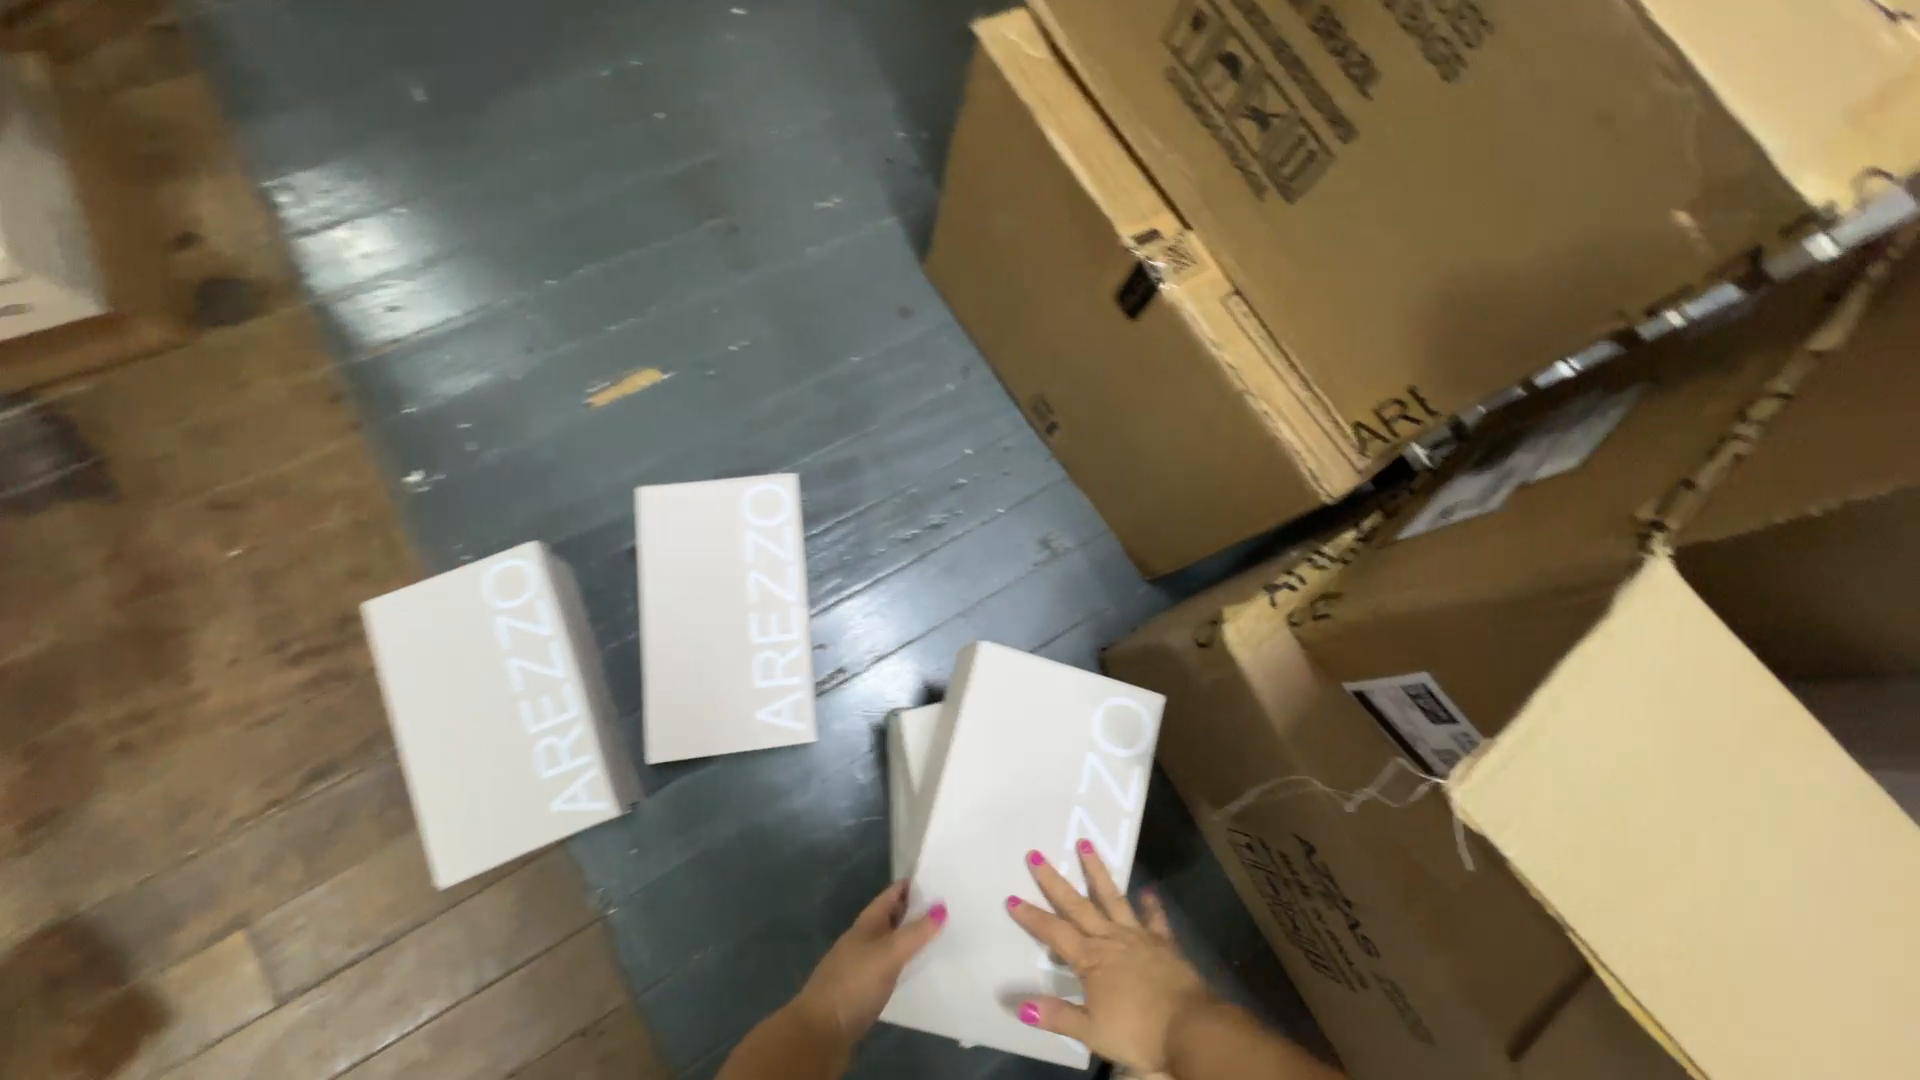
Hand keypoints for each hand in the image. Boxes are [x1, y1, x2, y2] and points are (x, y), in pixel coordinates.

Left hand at [792, 880, 945, 1044]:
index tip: (939, 879)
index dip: (912, 885)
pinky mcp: (864, 990)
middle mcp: (863, 940)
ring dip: (912, 938)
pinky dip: (905, 963)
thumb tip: (941, 906)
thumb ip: (915, 933)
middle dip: (916, 911)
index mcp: (867, 924)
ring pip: (892, 943)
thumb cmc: (853, 984)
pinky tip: (920, 969)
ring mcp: (862, 965)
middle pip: (892, 918)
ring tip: (942, 936)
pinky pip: (890, 967)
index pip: (892, 895)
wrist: (820, 1032)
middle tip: (949, 907)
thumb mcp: (887, 954)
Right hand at [1006, 841, 1210, 1073]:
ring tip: (1086, 844)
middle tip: (1037, 854)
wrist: (1190, 1028)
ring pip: (1113, 898)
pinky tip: (1148, 891)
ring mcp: (1138, 937)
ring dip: (1097, 872)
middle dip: (1054, 881)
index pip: (1054, 933)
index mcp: (1090, 959)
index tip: (1012, 898)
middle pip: (1077, 905)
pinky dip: (1151, 905)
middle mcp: (1110, 939)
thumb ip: (1057, 1015)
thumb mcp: (1091, 1031)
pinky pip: (1155, 919)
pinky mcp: (1164, 943)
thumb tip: (1019, 1005)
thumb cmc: (1138, 1032)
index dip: (1032, 917)